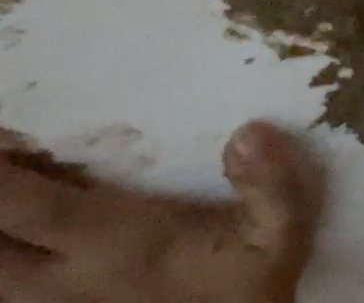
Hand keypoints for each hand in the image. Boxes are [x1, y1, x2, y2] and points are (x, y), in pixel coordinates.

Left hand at [0, 121, 322, 302]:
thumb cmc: (253, 282)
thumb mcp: (282, 231)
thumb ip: (271, 184)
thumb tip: (248, 130)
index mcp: (117, 246)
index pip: (27, 210)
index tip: (3, 133)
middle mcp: (65, 277)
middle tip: (8, 150)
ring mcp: (54, 300)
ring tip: (17, 186)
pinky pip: (8, 284)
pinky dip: (10, 250)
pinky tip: (27, 230)